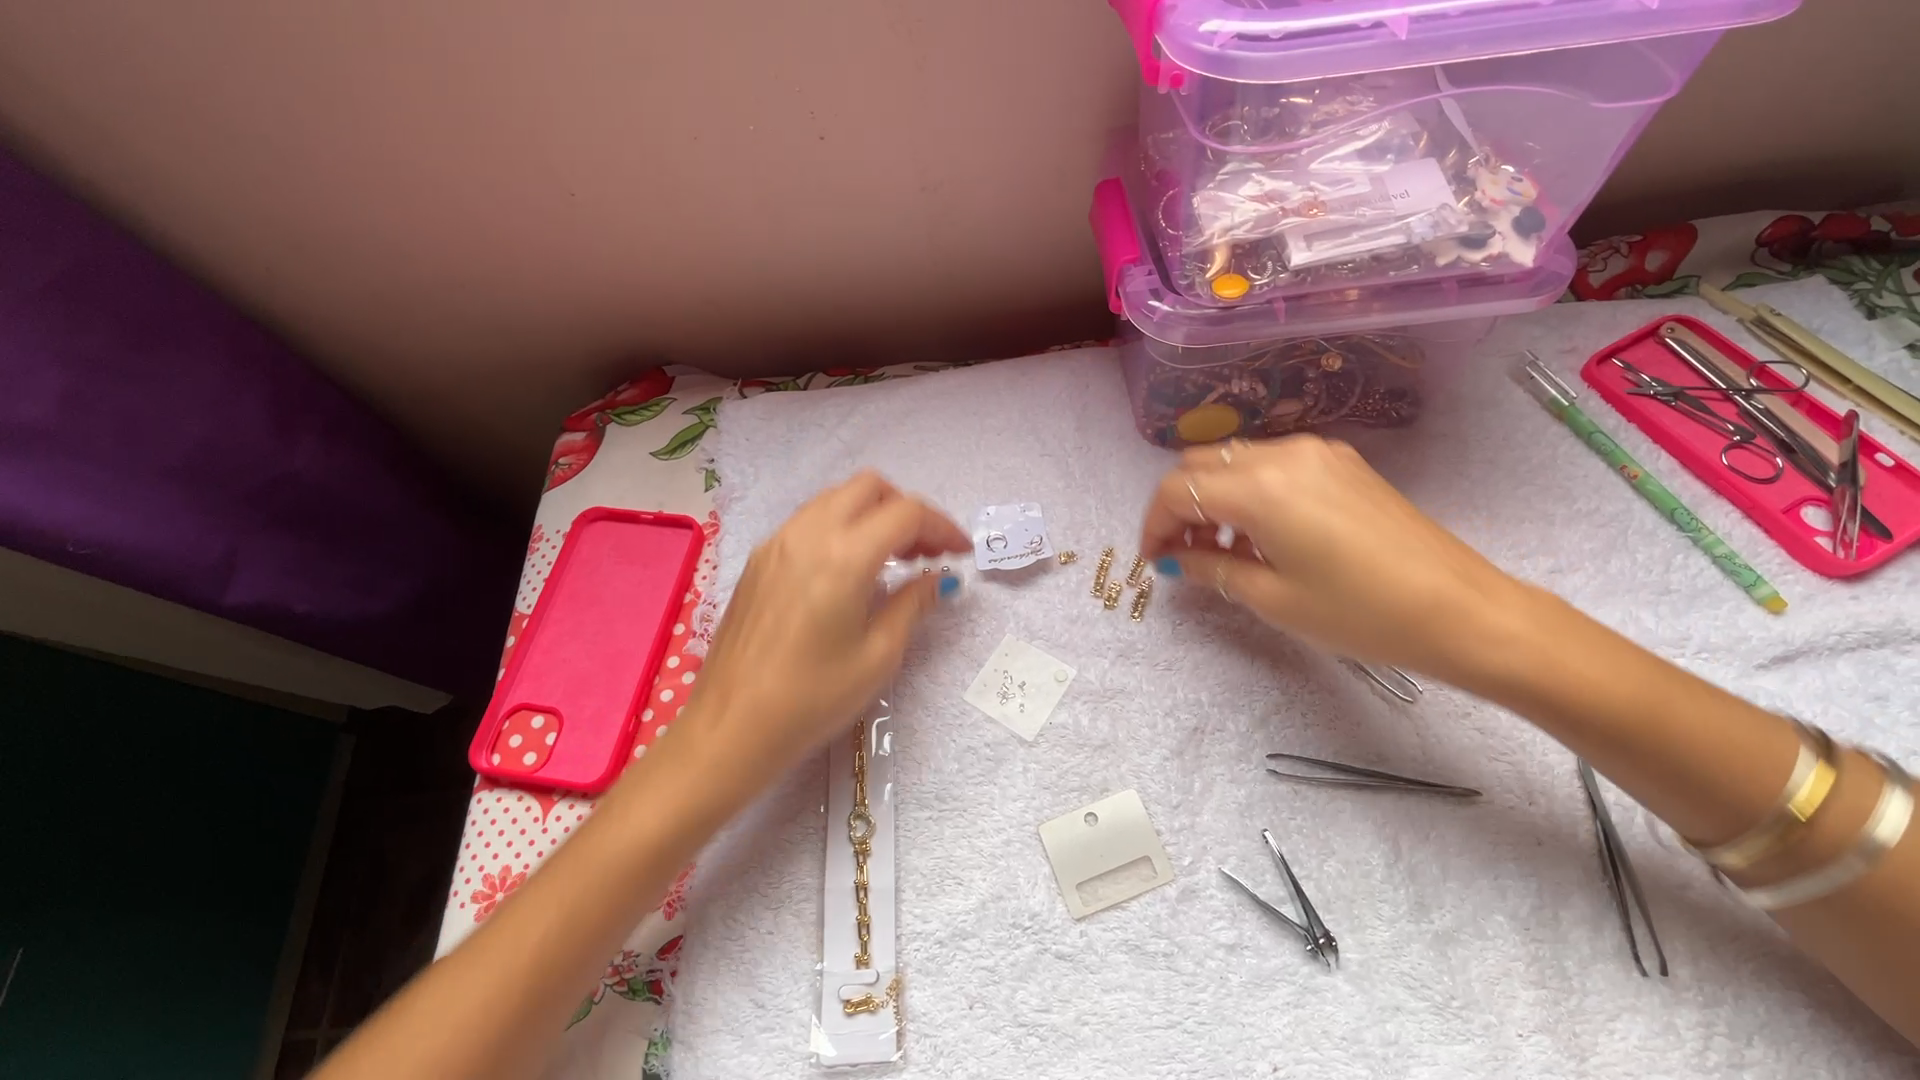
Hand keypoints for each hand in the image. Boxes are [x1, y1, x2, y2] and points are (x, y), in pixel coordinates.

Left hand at [684, 471, 968, 778]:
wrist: (731, 726)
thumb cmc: (812, 698)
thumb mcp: (878, 656)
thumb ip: (912, 604)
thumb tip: (938, 579)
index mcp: (844, 555)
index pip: (906, 513)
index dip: (942, 527)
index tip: (961, 553)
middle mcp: (807, 533)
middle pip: (869, 488)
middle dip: (906, 510)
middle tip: (925, 553)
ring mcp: (777, 543)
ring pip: (835, 499)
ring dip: (871, 515)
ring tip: (891, 561)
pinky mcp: (758, 560)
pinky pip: (808, 521)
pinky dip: (840, 528)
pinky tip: (848, 572)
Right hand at [1140, 435, 1530, 679]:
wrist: (1461, 610)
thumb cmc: (1361, 613)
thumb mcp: (1274, 600)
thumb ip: (1213, 569)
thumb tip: (1177, 559)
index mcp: (1261, 488)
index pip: (1178, 490)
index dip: (1154, 524)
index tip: (1153, 560)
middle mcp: (1284, 454)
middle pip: (1202, 463)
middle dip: (1180, 505)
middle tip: (1182, 554)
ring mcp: (1318, 453)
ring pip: (1236, 460)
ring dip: (1215, 497)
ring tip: (1223, 551)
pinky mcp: (1342, 463)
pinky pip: (1274, 464)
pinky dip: (1250, 492)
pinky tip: (1262, 536)